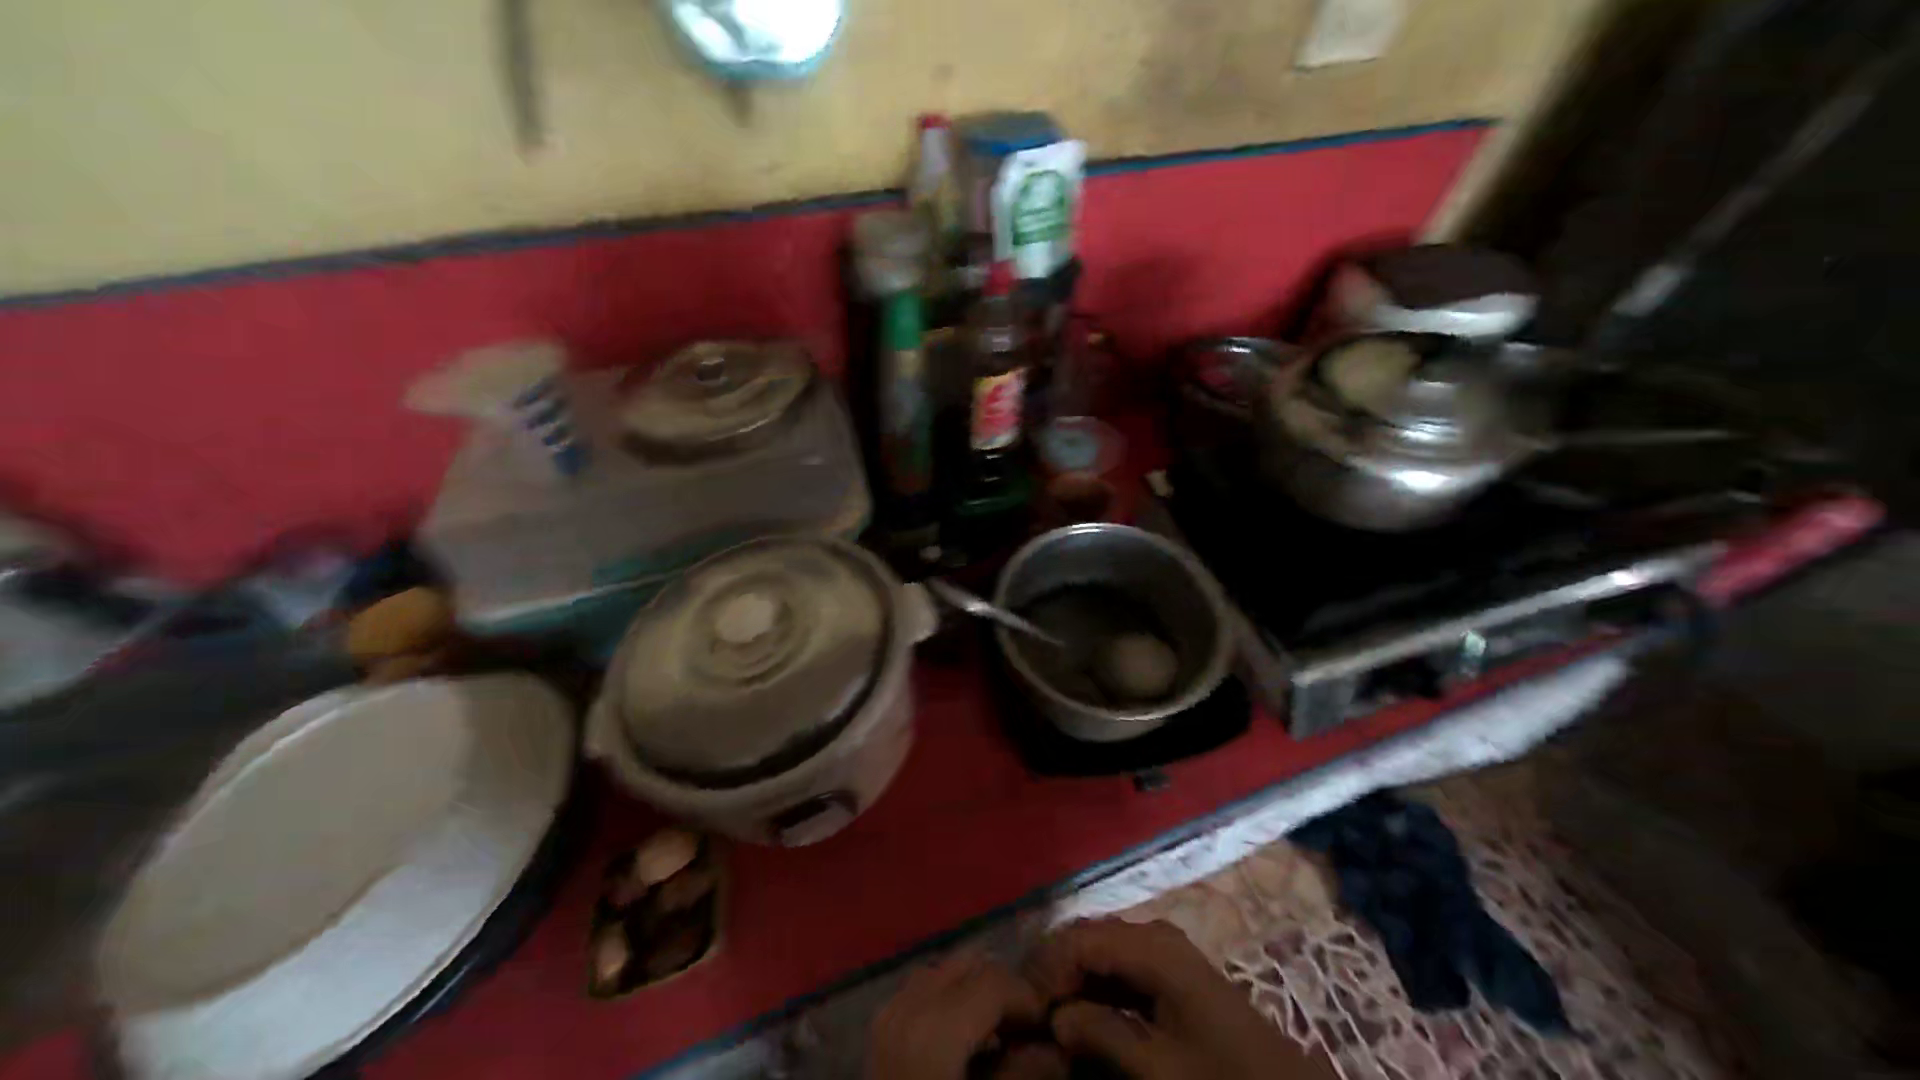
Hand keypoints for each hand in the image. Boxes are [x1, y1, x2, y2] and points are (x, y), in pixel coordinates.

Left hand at [867, 950, 1060, 1079]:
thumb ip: (1025, 1075)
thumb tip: (1056, 1047)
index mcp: (935, 1027)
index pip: (994, 980)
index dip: (1029, 998)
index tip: (1050, 1028)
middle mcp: (907, 1006)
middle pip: (967, 965)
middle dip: (1003, 988)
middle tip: (1028, 1028)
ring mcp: (887, 1015)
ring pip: (943, 971)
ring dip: (975, 990)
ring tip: (999, 1033)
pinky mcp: (878, 1031)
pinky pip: (920, 990)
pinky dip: (948, 999)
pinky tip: (964, 1040)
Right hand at [1029, 919, 1314, 1079]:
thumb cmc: (1223, 1077)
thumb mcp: (1162, 1068)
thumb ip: (1104, 1036)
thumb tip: (1056, 1018)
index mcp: (1154, 947)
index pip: (1080, 940)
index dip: (1047, 971)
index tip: (1028, 1013)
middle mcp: (1154, 934)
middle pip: (1087, 935)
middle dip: (1055, 969)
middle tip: (1031, 1012)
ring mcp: (1163, 948)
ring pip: (1099, 946)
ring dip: (1071, 975)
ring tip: (1048, 1013)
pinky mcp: (1168, 967)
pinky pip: (1117, 961)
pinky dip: (1093, 981)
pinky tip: (1080, 1009)